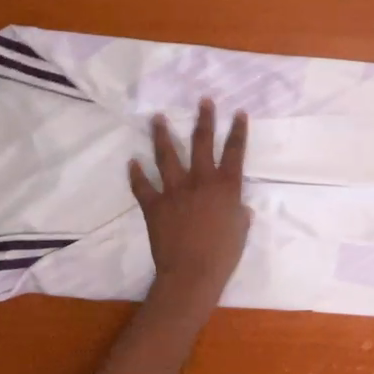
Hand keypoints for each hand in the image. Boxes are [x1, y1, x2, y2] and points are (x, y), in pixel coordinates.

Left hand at [130, 99, 251, 308]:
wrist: (192, 273)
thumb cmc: (224, 253)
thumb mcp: (241, 229)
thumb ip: (239, 212)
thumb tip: (238, 207)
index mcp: (226, 186)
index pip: (234, 151)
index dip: (238, 131)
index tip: (238, 113)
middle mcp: (200, 180)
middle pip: (202, 143)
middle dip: (204, 119)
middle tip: (203, 101)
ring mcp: (175, 190)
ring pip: (167, 156)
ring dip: (162, 135)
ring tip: (157, 118)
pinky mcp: (154, 205)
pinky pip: (142, 186)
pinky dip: (136, 174)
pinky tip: (132, 161)